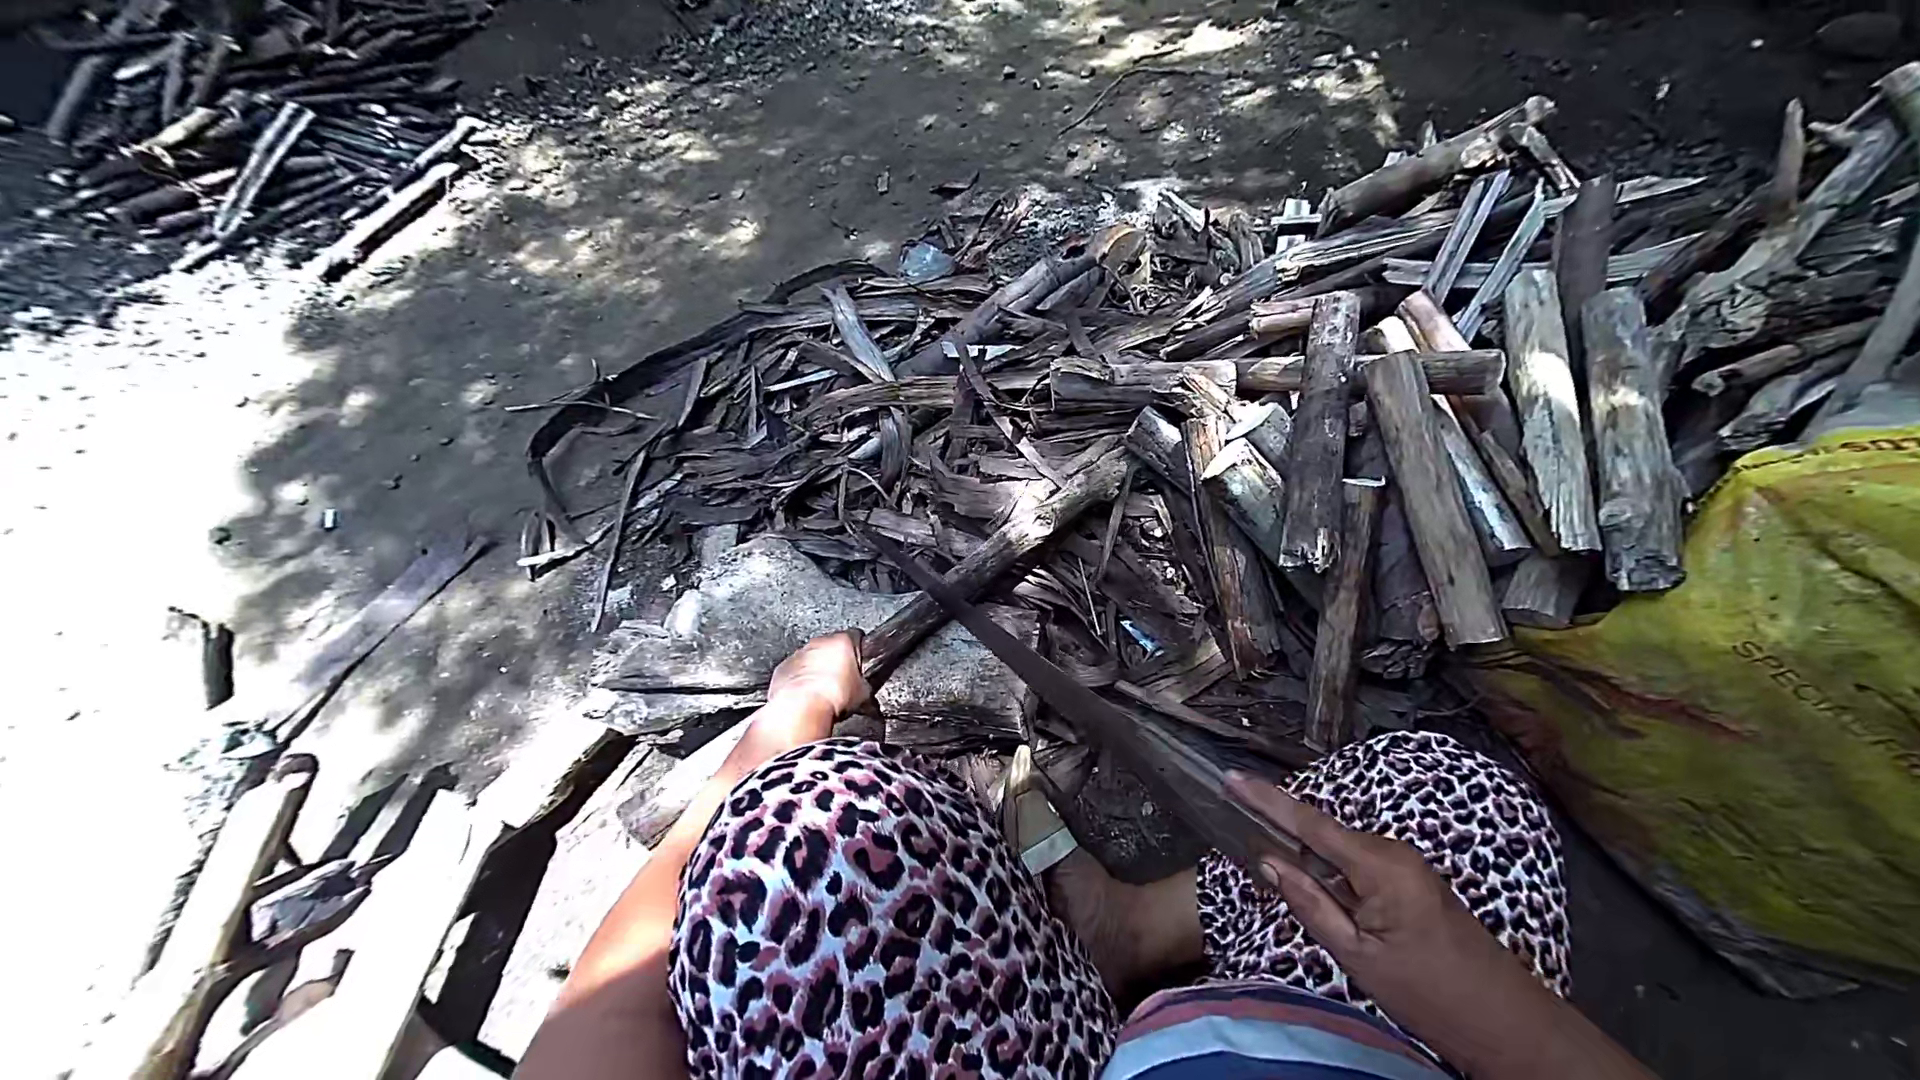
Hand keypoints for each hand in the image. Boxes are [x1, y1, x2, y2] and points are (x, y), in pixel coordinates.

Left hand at [765, 631, 870, 717]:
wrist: (801, 710)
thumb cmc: (832, 697)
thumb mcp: (863, 694)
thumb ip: (866, 687)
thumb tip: (868, 695)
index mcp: (842, 641)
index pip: (856, 636)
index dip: (860, 651)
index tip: (860, 665)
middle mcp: (819, 642)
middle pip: (832, 646)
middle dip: (836, 661)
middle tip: (842, 683)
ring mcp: (798, 654)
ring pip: (811, 659)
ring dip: (817, 670)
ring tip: (823, 693)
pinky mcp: (782, 669)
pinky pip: (794, 672)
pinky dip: (799, 681)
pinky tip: (805, 697)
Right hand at [1225, 772, 1573, 1071]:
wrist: (1514, 1028)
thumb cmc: (1432, 997)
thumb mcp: (1358, 957)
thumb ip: (1309, 902)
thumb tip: (1269, 861)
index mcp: (1379, 865)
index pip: (1308, 821)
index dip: (1265, 798)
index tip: (1231, 776)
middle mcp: (1391, 851)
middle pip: (1321, 832)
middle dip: (1283, 833)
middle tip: (1246, 838)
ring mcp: (1404, 863)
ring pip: (1337, 849)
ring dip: (1308, 858)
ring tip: (1280, 870)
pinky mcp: (1410, 878)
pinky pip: (1355, 862)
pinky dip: (1330, 871)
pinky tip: (1322, 894)